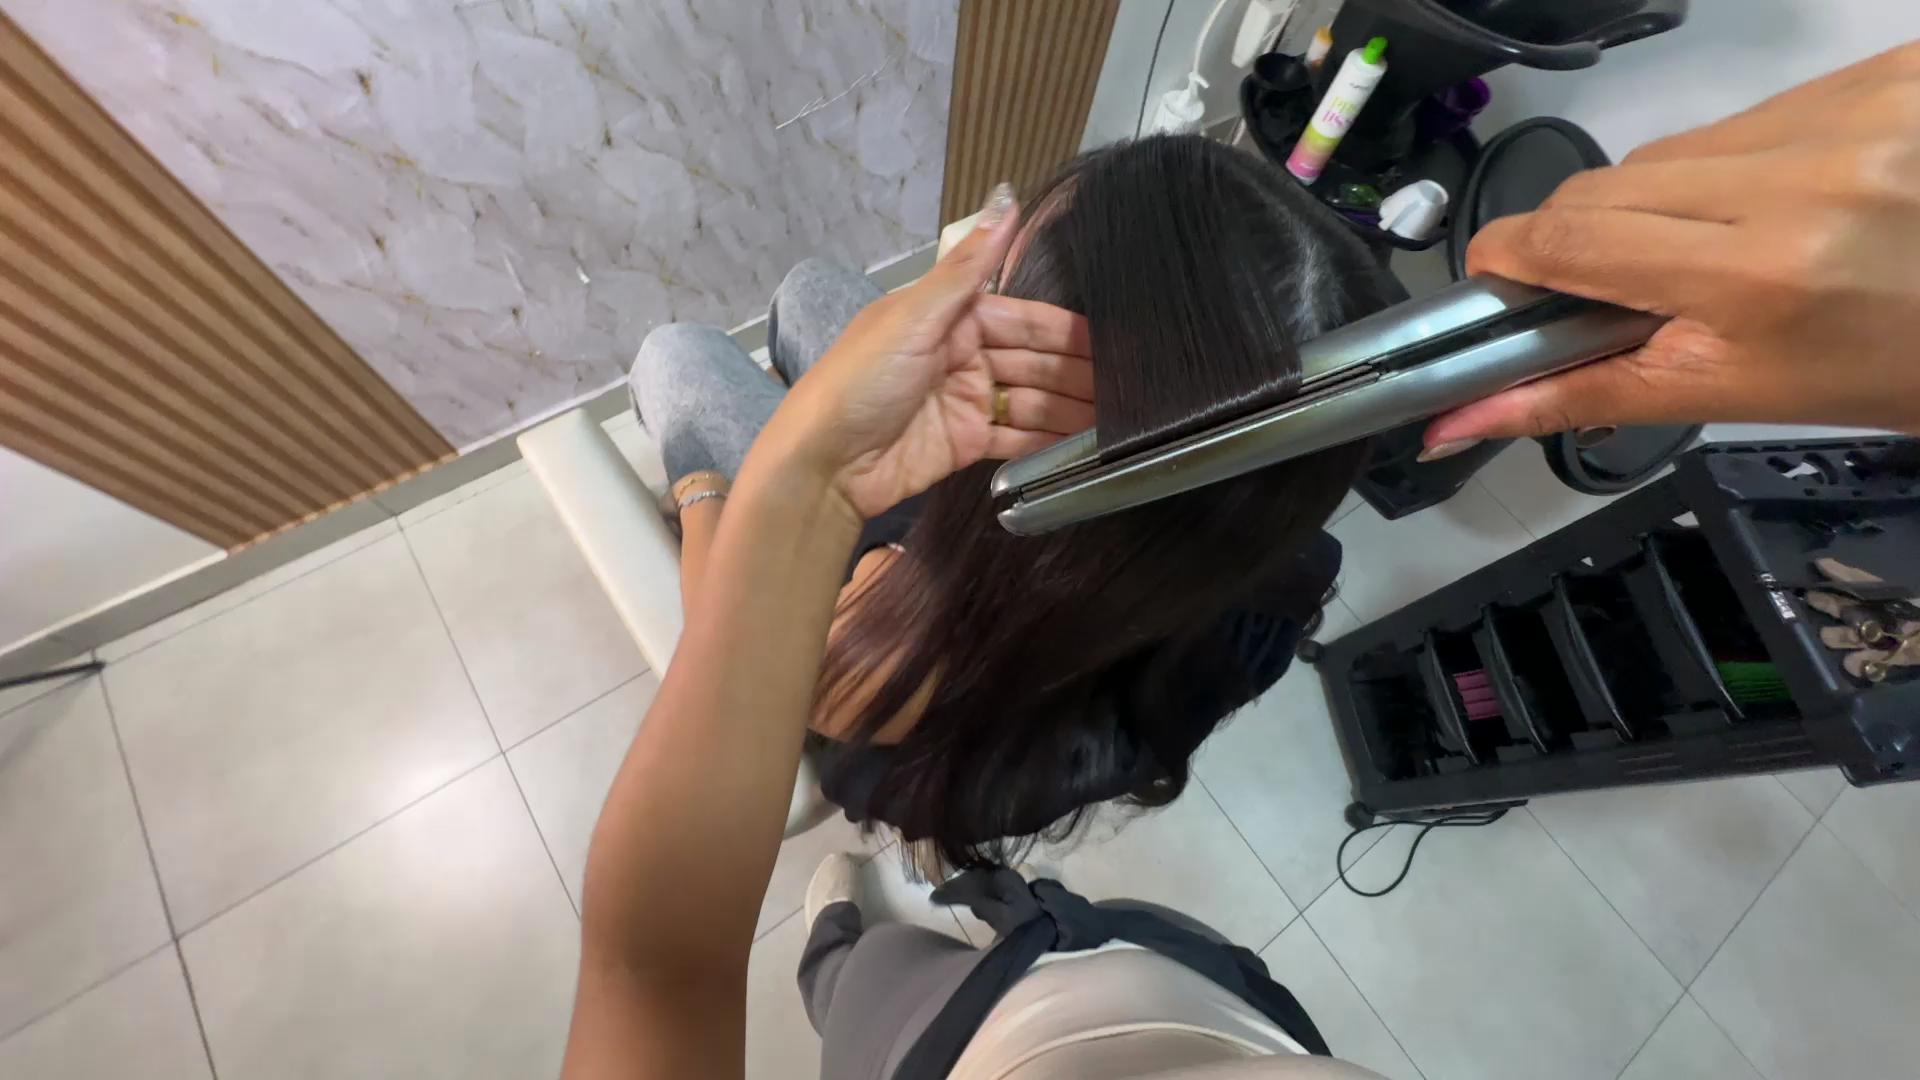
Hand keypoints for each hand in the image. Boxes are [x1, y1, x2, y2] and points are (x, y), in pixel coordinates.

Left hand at [757, 185, 1095, 517]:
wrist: (825, 461)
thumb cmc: (860, 380)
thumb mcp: (913, 317)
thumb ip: (967, 268)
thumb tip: (1007, 200)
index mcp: (951, 317)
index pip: (1023, 319)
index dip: (1067, 332)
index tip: (1112, 343)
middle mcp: (963, 355)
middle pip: (1033, 361)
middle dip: (1076, 375)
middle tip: (1128, 389)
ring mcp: (965, 402)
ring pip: (1030, 401)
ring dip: (1070, 409)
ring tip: (1117, 420)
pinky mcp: (966, 443)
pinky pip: (1015, 438)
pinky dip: (1046, 441)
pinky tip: (1081, 445)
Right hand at [1426, 42, 1919, 451]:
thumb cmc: (1865, 372)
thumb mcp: (1710, 394)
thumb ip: (1565, 400)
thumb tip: (1444, 428)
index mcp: (1754, 269)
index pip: (1566, 235)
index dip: (1506, 254)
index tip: (1501, 280)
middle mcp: (1810, 171)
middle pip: (1602, 184)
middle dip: (1578, 233)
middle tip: (1614, 280)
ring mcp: (1863, 106)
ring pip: (1666, 148)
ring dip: (1653, 198)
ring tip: (1709, 241)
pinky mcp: (1896, 69)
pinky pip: (1744, 115)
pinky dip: (1726, 163)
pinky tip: (1775, 197)